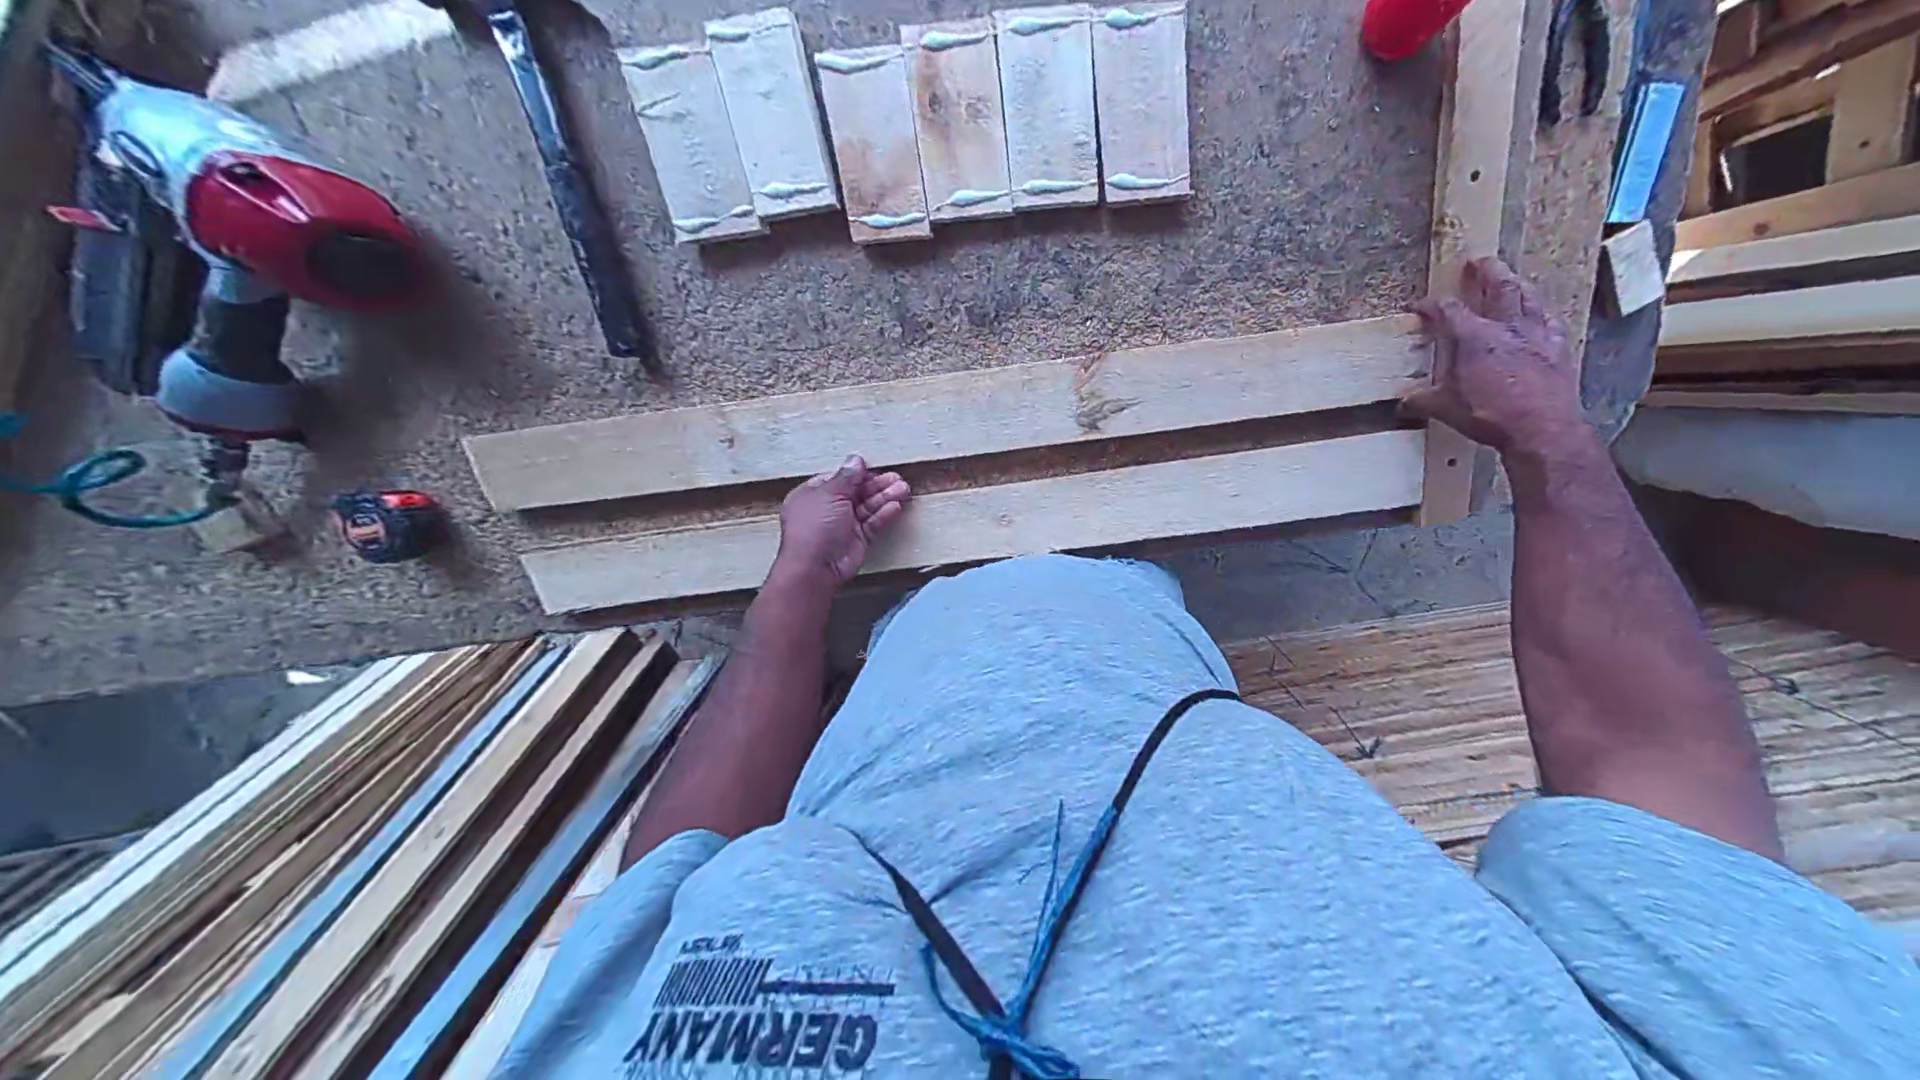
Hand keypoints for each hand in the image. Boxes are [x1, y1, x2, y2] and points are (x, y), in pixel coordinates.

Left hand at [771, 455, 911, 588]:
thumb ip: (846, 477)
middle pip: (857, 492)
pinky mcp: (857, 540)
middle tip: (896, 479)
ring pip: (867, 507)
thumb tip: (855, 460)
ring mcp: (843, 525)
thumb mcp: (829, 493)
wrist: (816, 567)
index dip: (858, 474)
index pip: (839, 479)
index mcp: (813, 495)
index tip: (875, 469)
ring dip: (885, 497)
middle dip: (877, 485)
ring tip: (903, 490)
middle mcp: (828, 509)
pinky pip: (873, 524)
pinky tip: (896, 506)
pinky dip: (884, 514)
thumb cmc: (812, 529)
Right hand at [1399, 257, 1584, 456]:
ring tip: (1510, 277)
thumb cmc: (1489, 414)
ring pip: (1527, 297)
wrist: (1541, 427)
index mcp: (1474, 338)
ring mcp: (1536, 335)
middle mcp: (1506, 328)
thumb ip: (1423, 399)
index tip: (1420, 306)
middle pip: (1499, 287)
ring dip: (1516, 284)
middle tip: (1479, 261)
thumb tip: (1404, 402)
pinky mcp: (1557, 348)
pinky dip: (1540, 312)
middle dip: (1487, 272)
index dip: (1431, 306)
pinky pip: (1548, 320)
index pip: (1448, 312)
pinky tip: (1539, 313)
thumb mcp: (1444, 408)